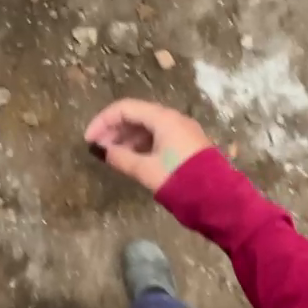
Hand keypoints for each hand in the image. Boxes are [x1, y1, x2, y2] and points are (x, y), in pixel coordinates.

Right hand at [84, 99, 215, 192]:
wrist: (218, 199)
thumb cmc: (179, 179)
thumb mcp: (145, 170)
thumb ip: (121, 158)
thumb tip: (103, 151)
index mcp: (163, 119)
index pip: (124, 109)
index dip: (102, 121)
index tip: (89, 140)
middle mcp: (173, 119)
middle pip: (136, 115)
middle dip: (113, 130)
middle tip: (98, 148)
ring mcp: (181, 131)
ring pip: (147, 127)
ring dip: (126, 138)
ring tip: (112, 155)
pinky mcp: (186, 144)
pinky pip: (157, 137)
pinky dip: (140, 144)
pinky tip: (130, 158)